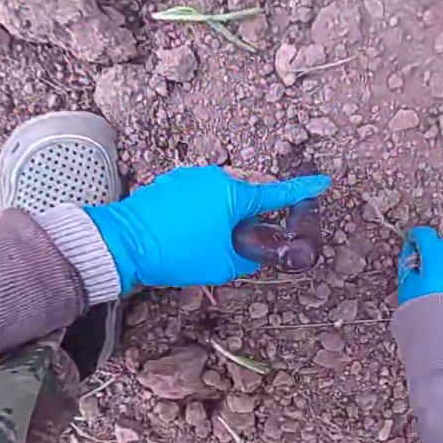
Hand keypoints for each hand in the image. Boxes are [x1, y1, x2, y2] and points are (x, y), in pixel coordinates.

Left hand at [87, 167, 331, 291]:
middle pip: (251, 191)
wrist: (121, 244)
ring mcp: (192, 177)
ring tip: (216, 238)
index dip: (303, 190)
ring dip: (230, 211)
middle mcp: (216, 178)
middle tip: (254, 233)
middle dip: (257, 210)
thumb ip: (248, 258)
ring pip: (226, 192)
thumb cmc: (174, 252)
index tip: (321, 183)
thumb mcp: (223, 265)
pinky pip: (203, 192)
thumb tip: (251, 253)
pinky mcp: (173, 182)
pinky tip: (196, 230)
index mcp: (235, 193)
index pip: (279, 192)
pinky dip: (209, 208)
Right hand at [397, 227, 442, 305]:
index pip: (424, 234)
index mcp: (436, 254)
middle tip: (421, 273)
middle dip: (432, 257)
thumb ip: (408, 269)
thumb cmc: (421, 312)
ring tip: (438, 290)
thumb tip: (411, 260)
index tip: (409, 247)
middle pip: (442, 249)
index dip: (414, 239)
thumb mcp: (406, 288)